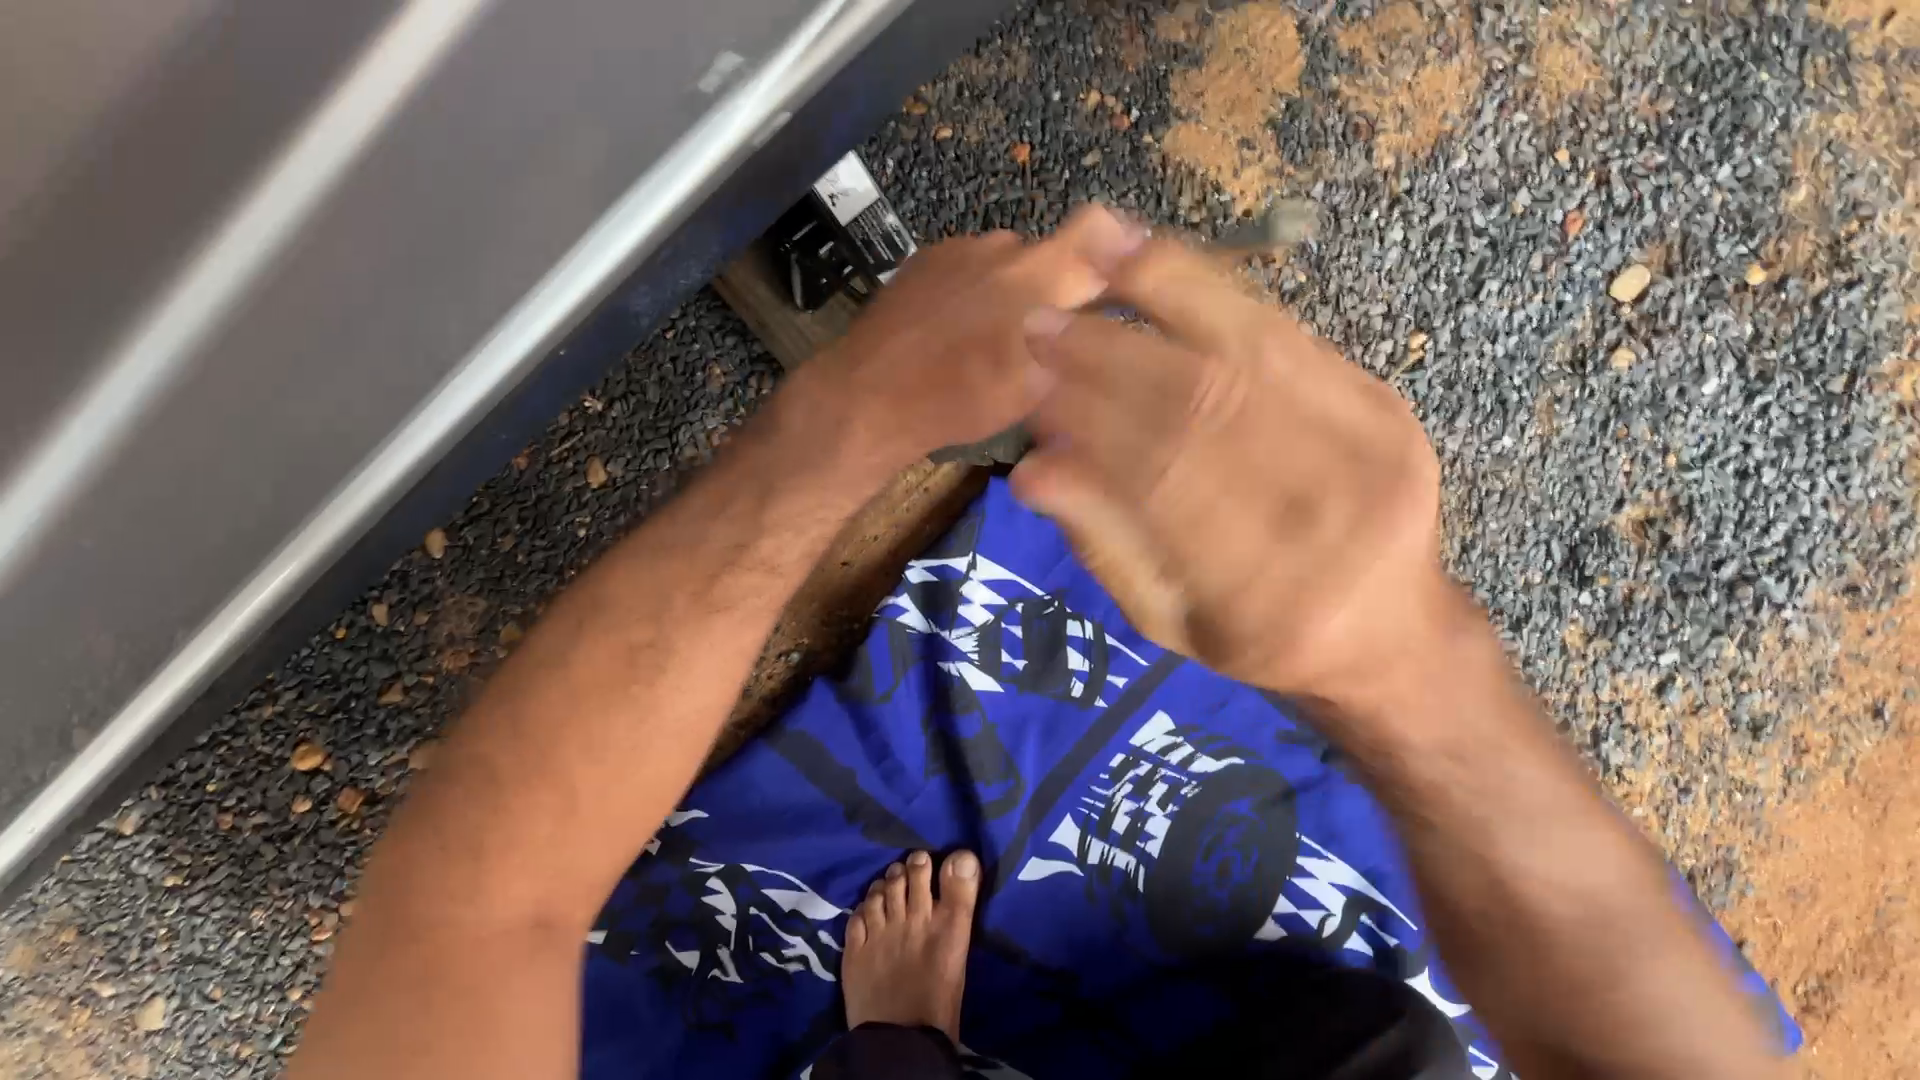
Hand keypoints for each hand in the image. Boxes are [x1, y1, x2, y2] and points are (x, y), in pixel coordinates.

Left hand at [793, 207, 1145, 473]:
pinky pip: (968, 266)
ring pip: (1006, 264)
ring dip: (1008, 293)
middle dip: (1051, 291)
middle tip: (1037, 340)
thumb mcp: (1033, 388)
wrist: (871, 395)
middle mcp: (1003, 247)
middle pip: (1048, 257)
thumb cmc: (960, 400)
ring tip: (987, 341)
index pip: (1098, 228)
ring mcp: (960, 248)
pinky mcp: (925, 257)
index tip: (1113, 280)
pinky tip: (953, 331)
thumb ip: (1076, 344)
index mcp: (1039, 276)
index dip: (1115, 246)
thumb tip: (1094, 323)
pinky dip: (971, 291)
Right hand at [1014, 234, 1452, 714]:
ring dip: (1163, 294)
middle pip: (1201, 403)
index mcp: (1260, 586)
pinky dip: (1217, 290)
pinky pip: (1285, 333)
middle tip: (1042, 324)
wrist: (1388, 627)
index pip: (1157, 474)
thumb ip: (1104, 544)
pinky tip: (1164, 260)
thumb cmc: (1258, 636)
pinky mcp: (1382, 402)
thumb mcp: (1166, 619)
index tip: (1029, 381)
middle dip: (1109, 354)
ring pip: (1245, 350)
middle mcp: (1324, 510)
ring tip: (1095, 252)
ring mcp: (1367, 448)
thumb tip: (1029, 469)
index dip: (1088, 417)